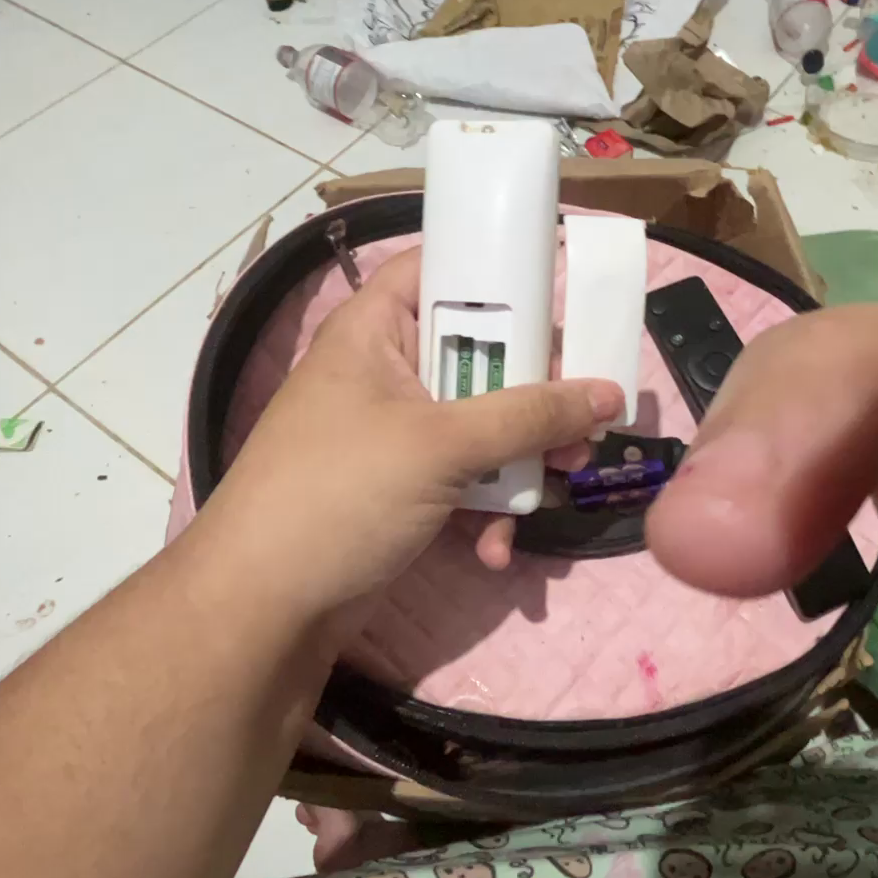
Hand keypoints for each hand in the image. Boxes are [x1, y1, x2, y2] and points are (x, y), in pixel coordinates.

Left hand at [196, 249, 621, 623]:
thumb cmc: (342, 494)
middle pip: (483, 354)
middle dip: (537, 395)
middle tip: (583, 422)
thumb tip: (611, 393)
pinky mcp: (408, 486)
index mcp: (377, 330)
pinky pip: (467, 478)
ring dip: (523, 460)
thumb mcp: (441, 445)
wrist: (266, 608)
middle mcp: (390, 372)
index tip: (561, 302)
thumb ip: (530, 415)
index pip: (443, 269)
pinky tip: (496, 549)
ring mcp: (400, 433)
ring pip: (485, 423)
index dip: (500, 274)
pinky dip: (489, 509)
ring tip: (559, 484)